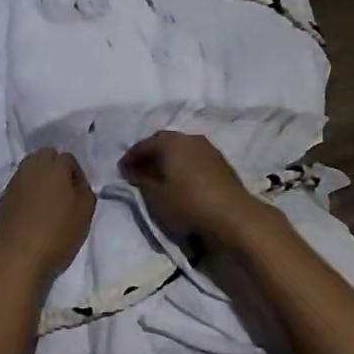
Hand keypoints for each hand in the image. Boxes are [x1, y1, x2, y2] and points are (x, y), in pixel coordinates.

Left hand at [0, 148, 94, 278]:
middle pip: (45, 156)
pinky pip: (19, 185)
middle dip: (56, 168)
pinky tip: (32, 211)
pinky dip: (27, 191)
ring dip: (40, 177)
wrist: (20, 256)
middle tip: (63, 191)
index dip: (77, 174)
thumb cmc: (58, 233)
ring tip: (47, 200)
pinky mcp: (3, 197)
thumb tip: (77, 184)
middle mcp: (32, 167)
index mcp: (54, 167)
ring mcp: (14, 182)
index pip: (69, 159)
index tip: (79, 194)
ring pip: (30, 168)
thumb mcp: (85, 213)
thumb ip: (86, 191)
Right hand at [119, 131, 266, 246]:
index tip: (122, 169)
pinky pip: (193, 158)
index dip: (131, 156)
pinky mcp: (220, 162)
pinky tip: (179, 179)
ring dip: (167, 159)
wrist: (232, 214)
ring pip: (181, 149)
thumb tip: (133, 169)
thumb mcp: (155, 195)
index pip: (144, 144)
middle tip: (138, 170)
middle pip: (164, 142)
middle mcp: (189, 138)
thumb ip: (140, 179)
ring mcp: (208, 149)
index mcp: (171, 142)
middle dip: (149, 155)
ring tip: (158, 176)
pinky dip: (182, 165)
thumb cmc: (187, 203)